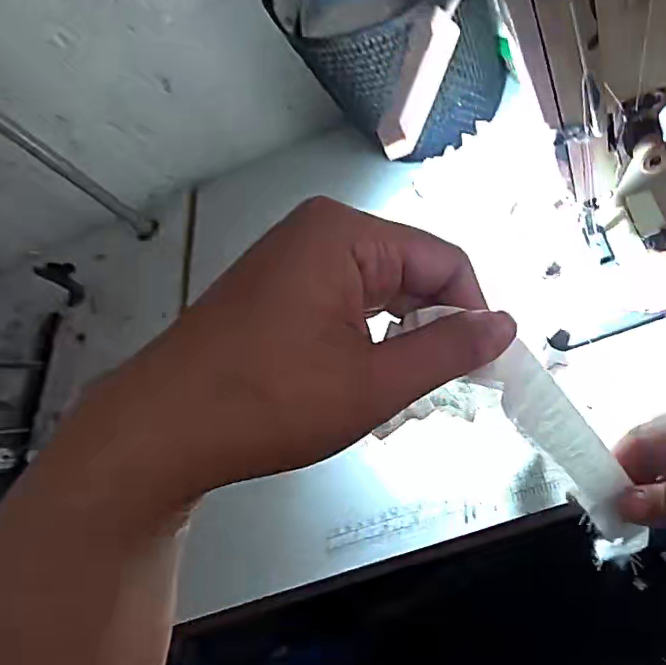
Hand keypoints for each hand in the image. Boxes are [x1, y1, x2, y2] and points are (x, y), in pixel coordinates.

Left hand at [66, 198, 515, 502]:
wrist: (161, 431)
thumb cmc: (269, 404)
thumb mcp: (375, 382)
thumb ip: (448, 350)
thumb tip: (505, 325)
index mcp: (344, 235)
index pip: (444, 261)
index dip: (472, 313)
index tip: (482, 367)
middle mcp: (318, 233)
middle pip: (411, 272)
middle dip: (433, 328)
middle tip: (443, 388)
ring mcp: (292, 260)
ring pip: (379, 292)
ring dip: (400, 339)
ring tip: (400, 391)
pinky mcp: (276, 290)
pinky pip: (345, 303)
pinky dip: (367, 339)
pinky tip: (362, 379)